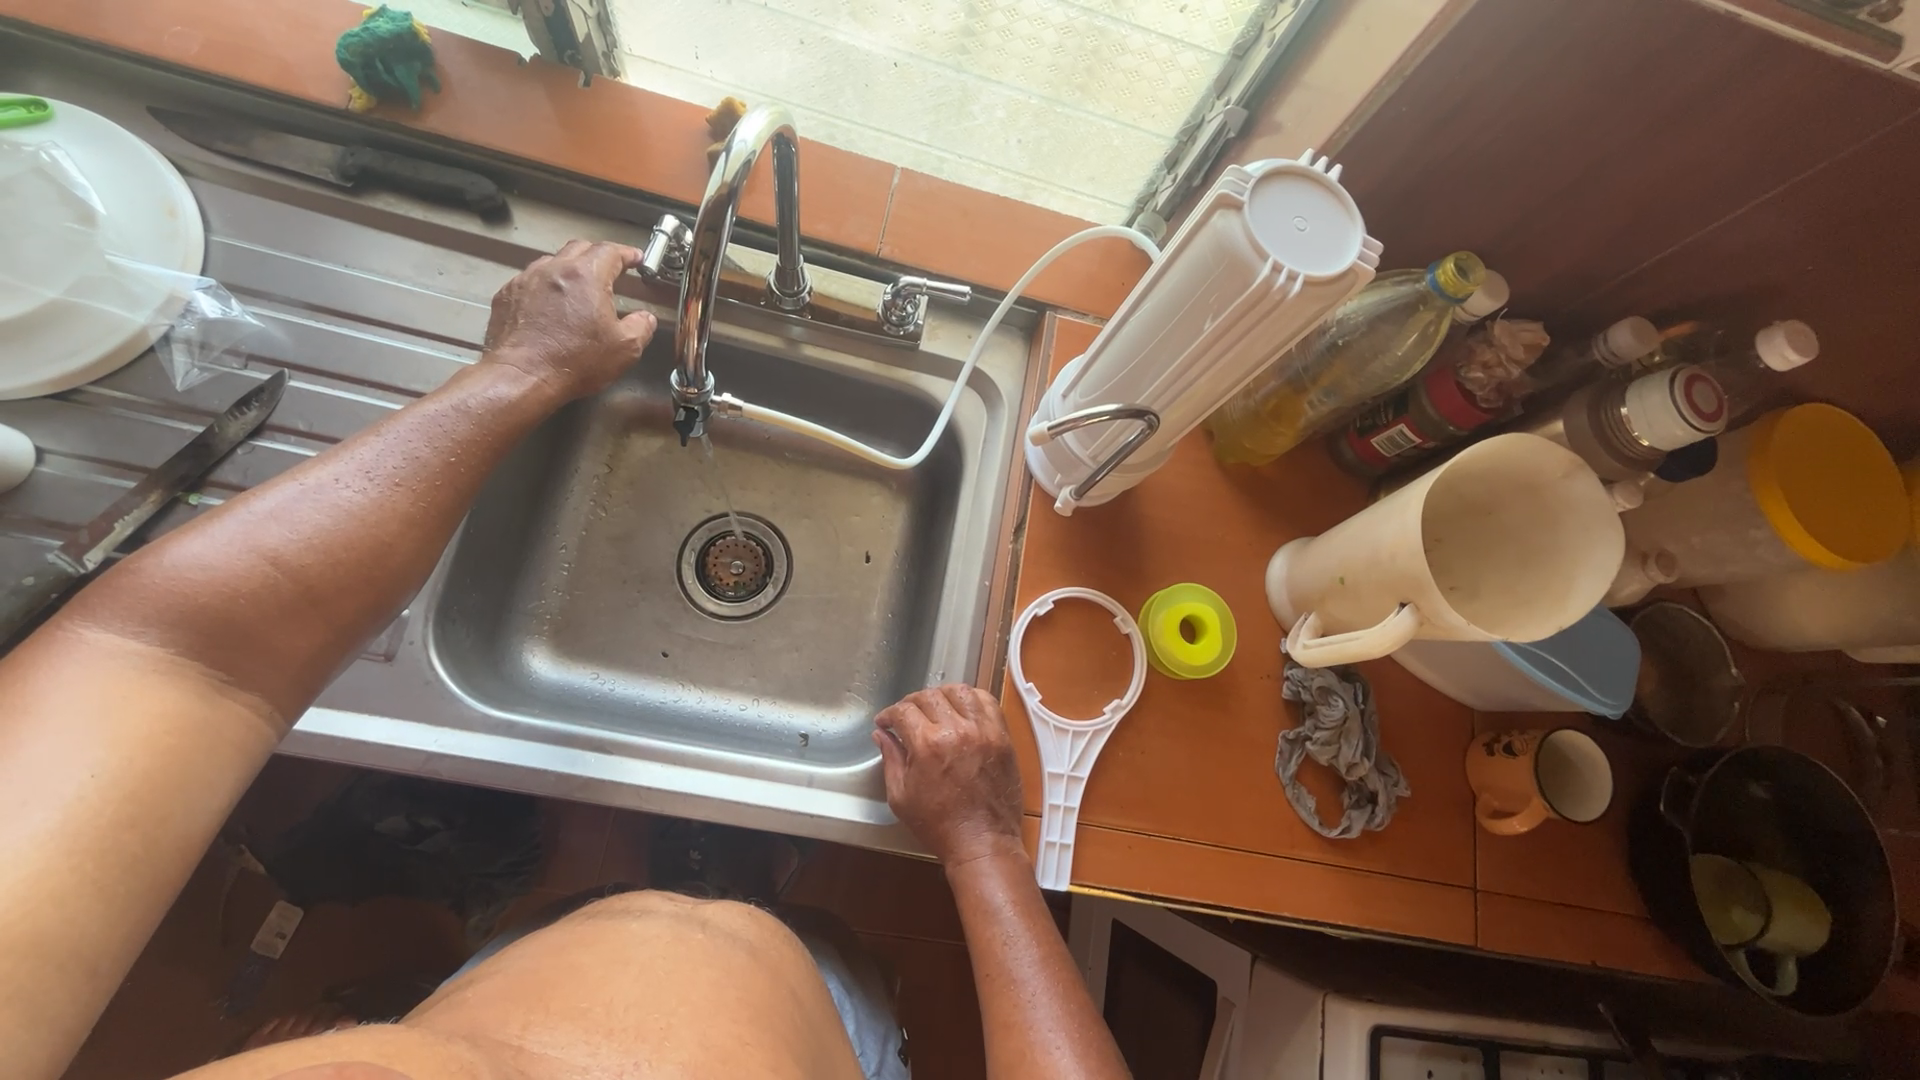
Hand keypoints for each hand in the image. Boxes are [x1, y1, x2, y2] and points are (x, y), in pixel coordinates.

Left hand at [481, 239, 657, 402]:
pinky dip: (548, 286)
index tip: (635, 258)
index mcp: (586, 276)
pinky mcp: (509, 295)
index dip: (627, 253)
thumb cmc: (575, 361)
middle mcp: (554, 270)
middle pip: (580, 248)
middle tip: (611, 268)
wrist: (524, 375)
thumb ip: (642, 327)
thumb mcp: (625, 348)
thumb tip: (645, 318)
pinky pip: (532, 280)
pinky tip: (553, 305)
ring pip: (553, 262)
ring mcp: (527, 280)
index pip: (610, 251)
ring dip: (571, 269)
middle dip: (599, 255)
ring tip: (580, 288)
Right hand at [873, 684, 1024, 866]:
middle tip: (906, 716)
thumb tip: (881, 734)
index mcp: (927, 745)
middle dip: (911, 703)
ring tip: (934, 708)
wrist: (982, 843)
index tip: (885, 722)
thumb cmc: (938, 825)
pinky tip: (962, 708)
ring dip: (941, 695)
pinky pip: (988, 702)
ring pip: (959, 692)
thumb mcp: (901, 797)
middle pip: (929, 696)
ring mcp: (983, 731)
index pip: (903, 711)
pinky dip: (972, 699)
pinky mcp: (1002, 737)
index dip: (889, 714)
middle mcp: (957, 730)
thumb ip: (890, 759)